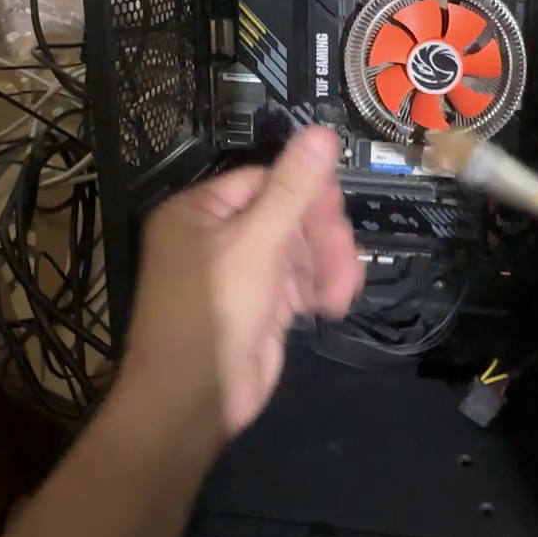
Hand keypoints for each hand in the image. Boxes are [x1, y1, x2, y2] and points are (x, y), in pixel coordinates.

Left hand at [122, 126, 362, 436]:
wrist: (193, 404)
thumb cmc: (215, 311)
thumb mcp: (258, 242)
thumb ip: (294, 188)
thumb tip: (322, 132)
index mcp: (199, 211)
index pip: (263, 181)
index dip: (303, 192)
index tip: (337, 206)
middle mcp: (217, 236)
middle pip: (286, 215)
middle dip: (319, 236)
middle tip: (343, 252)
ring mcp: (240, 272)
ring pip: (298, 249)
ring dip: (325, 265)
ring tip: (342, 287)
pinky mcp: (260, 304)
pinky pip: (298, 280)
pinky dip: (319, 287)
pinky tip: (335, 302)